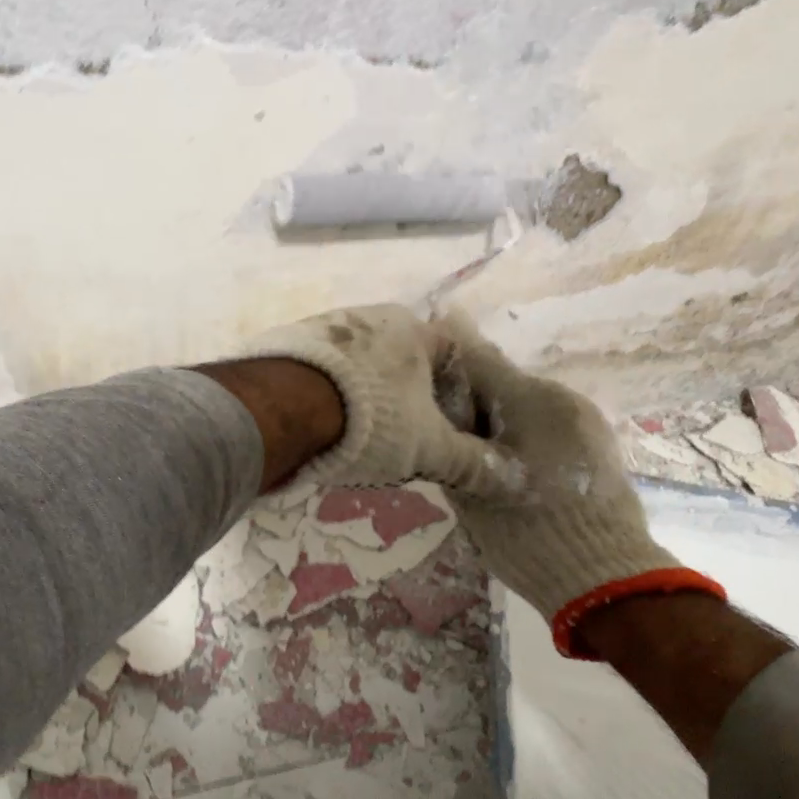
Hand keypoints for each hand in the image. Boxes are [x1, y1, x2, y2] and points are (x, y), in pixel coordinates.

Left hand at [235, 304, 517, 489]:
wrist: (282, 408)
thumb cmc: (372, 419)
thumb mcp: (431, 448)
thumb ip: (474, 462)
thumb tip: (516, 480)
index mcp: (411, 328)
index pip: (454, 354)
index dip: (463, 391)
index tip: (461, 425)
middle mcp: (369, 318)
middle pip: (405, 360)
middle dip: (413, 397)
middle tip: (414, 437)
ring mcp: (324, 329)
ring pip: (363, 367)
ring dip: (371, 398)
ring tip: (369, 438)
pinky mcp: (289, 347)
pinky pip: (325, 374)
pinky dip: (333, 397)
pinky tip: (328, 426)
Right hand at [430, 310, 722, 657]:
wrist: (606, 583)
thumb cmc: (526, 530)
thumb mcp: (468, 482)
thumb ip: (448, 437)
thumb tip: (428, 410)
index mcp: (529, 396)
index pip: (471, 359)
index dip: (439, 370)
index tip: (416, 388)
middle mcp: (561, 397)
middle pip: (500, 384)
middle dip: (470, 404)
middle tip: (444, 437)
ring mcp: (586, 421)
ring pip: (524, 407)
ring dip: (498, 425)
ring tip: (476, 460)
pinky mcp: (599, 447)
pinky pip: (547, 428)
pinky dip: (523, 440)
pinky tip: (507, 472)